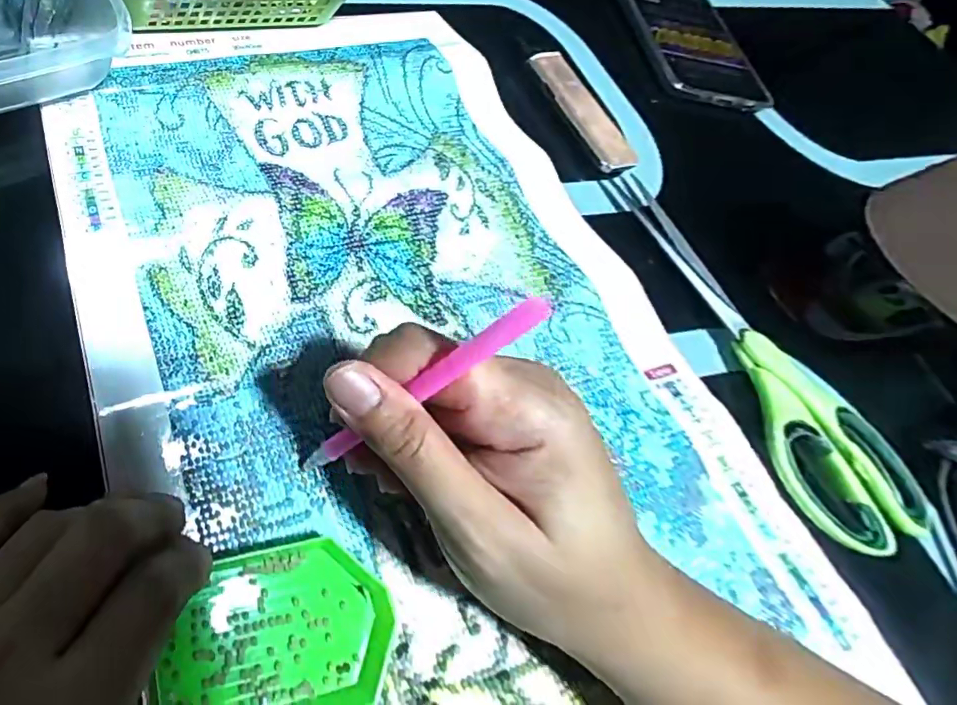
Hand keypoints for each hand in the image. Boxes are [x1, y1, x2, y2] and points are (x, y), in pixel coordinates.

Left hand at [0, 476, 212, 704]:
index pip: (147, 600)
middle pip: (100, 542)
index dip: (184, 564)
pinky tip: (44, 485)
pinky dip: (14, 501)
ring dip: (94, 511)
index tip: (196, 554)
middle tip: (169, 515)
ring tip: (117, 514)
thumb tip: (160, 611)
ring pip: (45, 529)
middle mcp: (13, 652)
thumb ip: (124, 692)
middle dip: (148, 517)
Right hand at [323, 323, 656, 650]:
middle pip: (420, 359)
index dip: (376, 381)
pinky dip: (413, 431)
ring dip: (393, 425)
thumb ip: (409, 446)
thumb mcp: (472, 526)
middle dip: (381, 408)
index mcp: (526, 401)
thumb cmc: (551, 581)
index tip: (351, 438)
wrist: (616, 607)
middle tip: (373, 471)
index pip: (425, 350)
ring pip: (422, 378)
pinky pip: (439, 398)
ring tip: (394, 481)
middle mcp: (519, 376)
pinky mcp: (503, 404)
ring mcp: (513, 387)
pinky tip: (414, 472)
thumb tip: (339, 375)